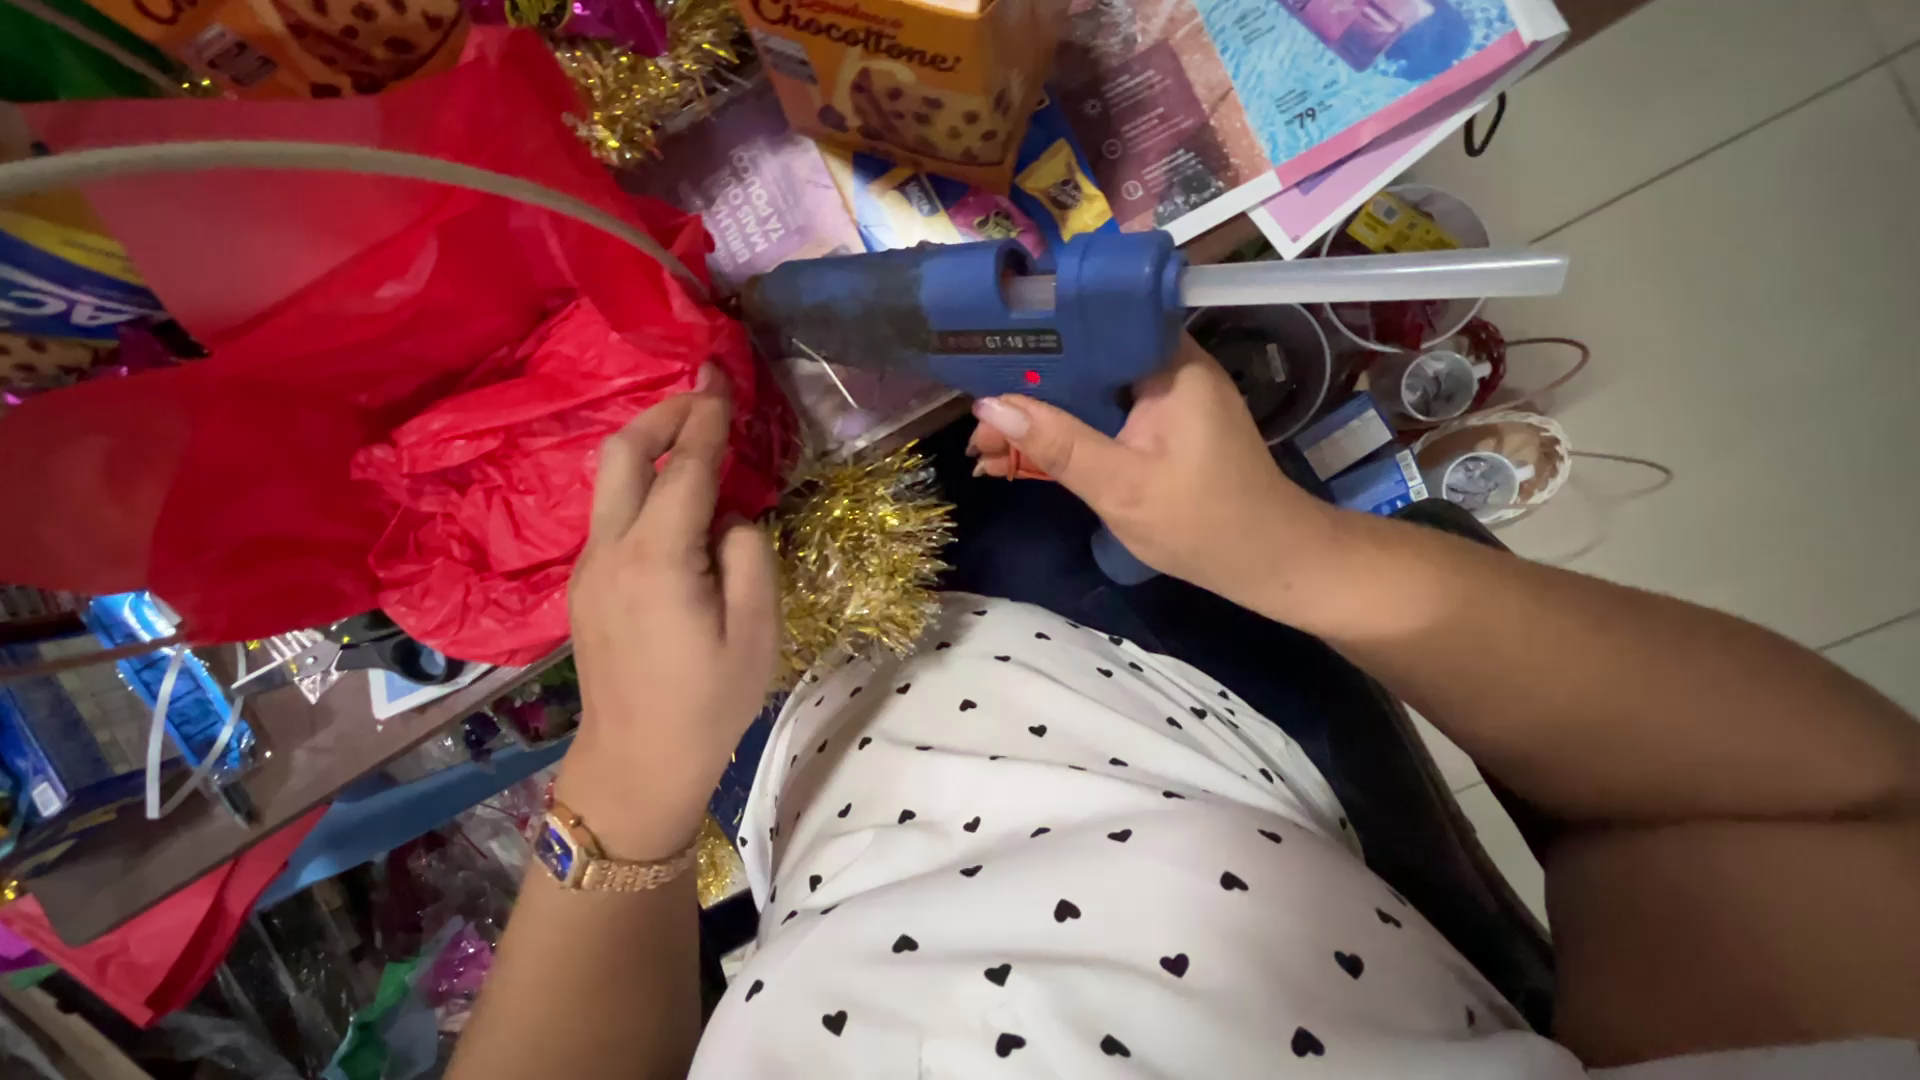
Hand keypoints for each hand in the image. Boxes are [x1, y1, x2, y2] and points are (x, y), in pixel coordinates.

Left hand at [558, 364, 778, 858]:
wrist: (638, 762)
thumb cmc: (710, 702)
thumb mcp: (758, 631)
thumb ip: (748, 554)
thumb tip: (728, 516)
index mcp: (657, 559)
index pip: (684, 468)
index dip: (707, 417)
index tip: (721, 375)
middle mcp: (610, 551)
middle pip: (622, 455)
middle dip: (662, 414)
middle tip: (703, 396)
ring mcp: (589, 569)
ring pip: (609, 482)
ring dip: (648, 447)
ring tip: (694, 439)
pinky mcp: (585, 587)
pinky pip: (612, 516)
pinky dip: (642, 488)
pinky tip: (677, 504)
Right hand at [968, 336, 1336, 599]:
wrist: (1265, 564)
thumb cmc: (1202, 523)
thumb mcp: (1120, 487)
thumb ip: (1057, 444)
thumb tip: (989, 407)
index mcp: (1169, 363)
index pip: (1091, 325)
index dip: (1034, 342)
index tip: (985, 364)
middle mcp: (1168, 365)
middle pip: (1084, 361)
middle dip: (1028, 392)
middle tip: (979, 427)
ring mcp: (1166, 395)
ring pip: (1088, 392)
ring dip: (1043, 417)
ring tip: (989, 448)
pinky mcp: (1162, 423)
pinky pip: (1103, 415)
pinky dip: (1068, 434)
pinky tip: (1026, 457)